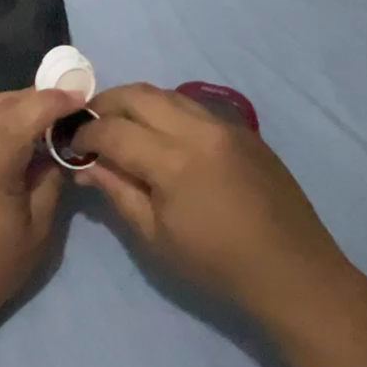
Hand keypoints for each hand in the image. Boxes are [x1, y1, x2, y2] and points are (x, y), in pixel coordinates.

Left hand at [0, 88, 75, 328]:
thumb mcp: (38, 231)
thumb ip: (49, 182)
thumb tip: (57, 151)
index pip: (18, 118)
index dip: (50, 101)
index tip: (79, 97)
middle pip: (0, 105)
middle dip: (36, 95)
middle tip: (69, 100)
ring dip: (16, 100)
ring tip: (48, 108)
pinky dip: (0, 113)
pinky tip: (21, 124)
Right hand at [72, 83, 356, 318]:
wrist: (294, 272)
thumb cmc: (217, 264)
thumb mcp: (155, 236)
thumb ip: (117, 191)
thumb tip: (85, 164)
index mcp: (173, 161)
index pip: (112, 130)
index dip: (85, 135)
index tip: (73, 147)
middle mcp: (198, 130)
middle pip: (137, 94)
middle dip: (105, 105)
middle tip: (91, 127)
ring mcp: (225, 125)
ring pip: (166, 94)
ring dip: (136, 103)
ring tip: (123, 127)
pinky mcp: (243, 130)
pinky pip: (193, 106)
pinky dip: (166, 111)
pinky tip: (162, 137)